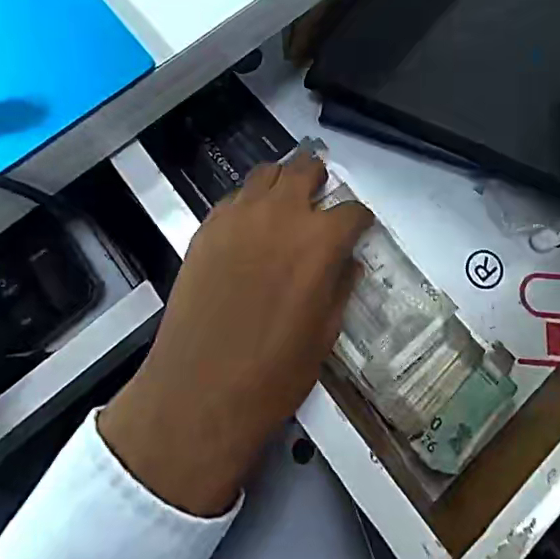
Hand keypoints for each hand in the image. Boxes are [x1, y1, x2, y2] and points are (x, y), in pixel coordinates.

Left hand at [99, 154, 372, 515]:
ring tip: (285, 202)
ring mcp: (238, 217)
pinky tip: (249, 228)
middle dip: (318, 178)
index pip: (352, 212)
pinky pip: (233, 198)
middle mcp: (280, 215)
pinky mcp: (206, 228)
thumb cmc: (273, 373)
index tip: (358, 229)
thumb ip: (339, 287)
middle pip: (304, 170)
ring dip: (282, 182)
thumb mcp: (324, 335)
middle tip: (320, 194)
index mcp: (319, 242)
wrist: (199, 389)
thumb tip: (346, 263)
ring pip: (265, 174)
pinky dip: (248, 202)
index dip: (360, 220)